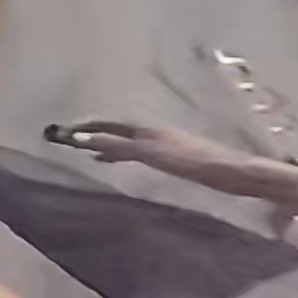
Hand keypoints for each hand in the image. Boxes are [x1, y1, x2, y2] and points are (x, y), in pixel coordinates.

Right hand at [48, 119, 241, 173]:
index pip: (104, 124)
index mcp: (142, 128)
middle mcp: (150, 132)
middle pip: (114, 132)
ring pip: (126, 142)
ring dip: (108, 146)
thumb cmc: (187, 159)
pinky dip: (122, 154)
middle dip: (93, 135)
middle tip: (73, 143)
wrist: (234, 173)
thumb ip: (111, 144)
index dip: (83, 127)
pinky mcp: (172, 156)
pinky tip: (122, 161)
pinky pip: (136, 152)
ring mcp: (162, 144)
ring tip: (93, 155)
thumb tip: (76, 136)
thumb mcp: (145, 151)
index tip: (62, 132)